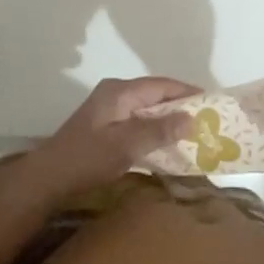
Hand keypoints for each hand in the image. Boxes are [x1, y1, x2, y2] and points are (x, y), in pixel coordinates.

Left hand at [0, 77, 198, 210]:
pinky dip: (154, 132)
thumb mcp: (127, 144)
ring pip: (147, 111)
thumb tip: (192, 117)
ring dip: (168, 122)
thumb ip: (160, 130)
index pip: (162, 85)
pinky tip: (168, 146)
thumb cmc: (88, 158)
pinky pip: (138, 124)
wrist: (49, 178)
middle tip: (208, 122)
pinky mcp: (105, 128)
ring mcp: (108, 111)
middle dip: (181, 108)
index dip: (189, 93)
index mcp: (120, 92)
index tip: (214, 104)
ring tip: (194, 135)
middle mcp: (115, 95)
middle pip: (156, 96)